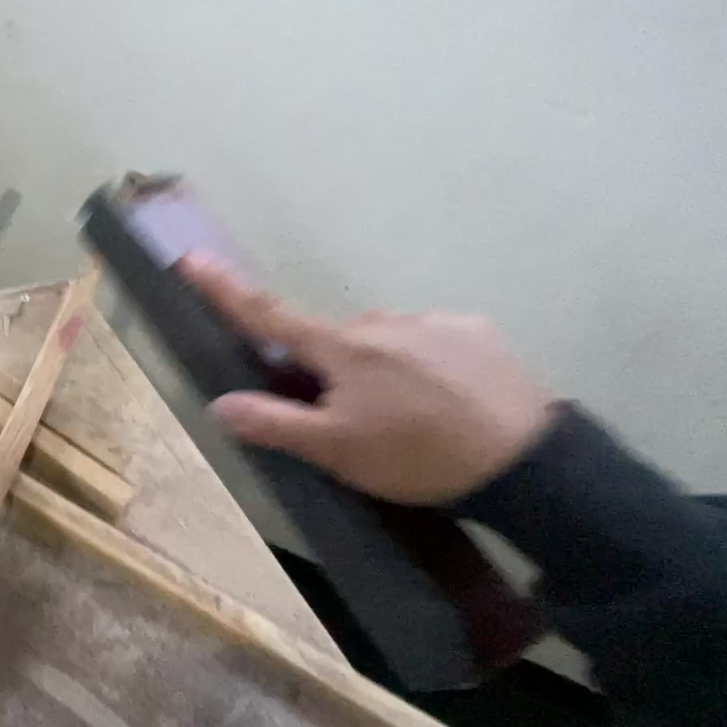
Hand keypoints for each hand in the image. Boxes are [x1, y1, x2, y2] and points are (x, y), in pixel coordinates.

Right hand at [178, 254, 555, 504]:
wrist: (533, 468)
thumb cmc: (417, 456)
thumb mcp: (334, 450)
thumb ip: (273, 423)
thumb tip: (218, 404)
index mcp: (342, 348)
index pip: (268, 314)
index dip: (225, 289)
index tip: (193, 259)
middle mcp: (382, 322)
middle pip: (329, 339)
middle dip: (323, 366)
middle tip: (345, 416)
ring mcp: (433, 322)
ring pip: (376, 340)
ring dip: (372, 366)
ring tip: (401, 415)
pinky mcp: (475, 333)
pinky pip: (423, 339)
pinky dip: (415, 362)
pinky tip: (438, 399)